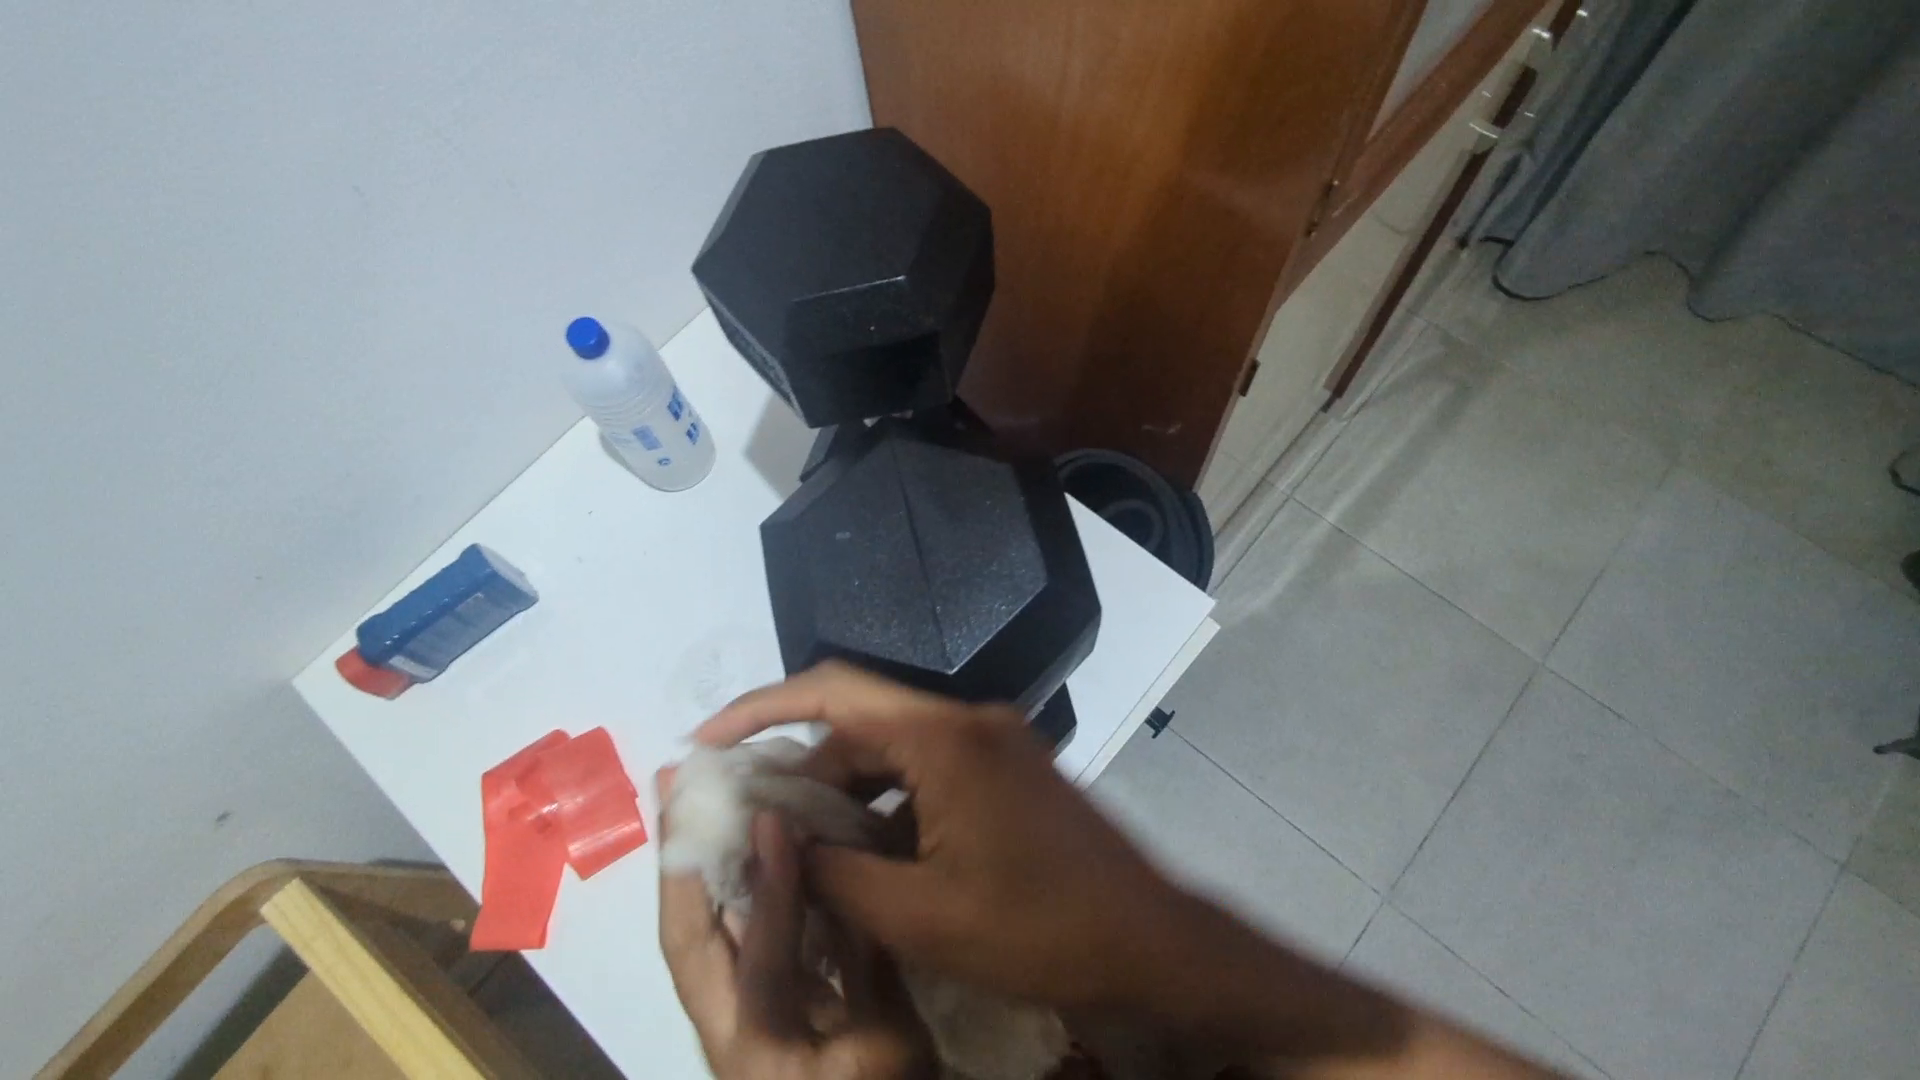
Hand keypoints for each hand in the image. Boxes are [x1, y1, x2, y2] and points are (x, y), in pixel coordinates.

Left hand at [659, 781, 933, 1079]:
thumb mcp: (890, 1041)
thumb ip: (868, 962)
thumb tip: (855, 877)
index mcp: (762, 1051)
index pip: (763, 964)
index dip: (773, 890)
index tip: (773, 819)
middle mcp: (723, 1027)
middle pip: (687, 936)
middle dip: (679, 856)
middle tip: (673, 780)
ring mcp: (724, 1011)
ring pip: (697, 927)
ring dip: (692, 859)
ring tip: (688, 791)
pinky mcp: (739, 998)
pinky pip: (720, 931)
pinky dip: (717, 879)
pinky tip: (729, 833)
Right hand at [695, 662, 1192, 1011]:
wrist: (1149, 941)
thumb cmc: (1037, 927)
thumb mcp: (918, 913)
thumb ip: (833, 872)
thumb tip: (775, 840)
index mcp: (943, 737)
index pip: (832, 692)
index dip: (759, 708)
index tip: (707, 739)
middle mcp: (968, 721)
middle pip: (860, 723)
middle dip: (802, 767)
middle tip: (752, 817)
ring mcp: (993, 742)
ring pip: (894, 750)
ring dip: (846, 791)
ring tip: (801, 845)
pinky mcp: (1007, 770)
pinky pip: (929, 771)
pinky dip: (889, 803)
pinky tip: (866, 854)